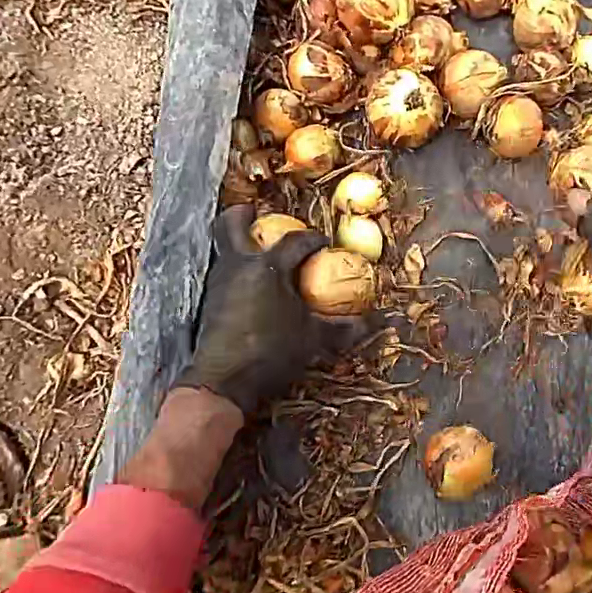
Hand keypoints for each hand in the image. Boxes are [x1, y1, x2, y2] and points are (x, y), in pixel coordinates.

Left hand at [177, 205, 363, 414]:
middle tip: (256, 212)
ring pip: (224, 248)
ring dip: (240, 243)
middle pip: (232, 224)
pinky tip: (249, 285)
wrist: (224, 380)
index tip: (324, 243)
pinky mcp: (210, 301)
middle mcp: (240, 266)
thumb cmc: (272, 352)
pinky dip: (236, 268)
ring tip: (259, 250)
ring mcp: (220, 282)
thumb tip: (381, 320)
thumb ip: (346, 328)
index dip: (313, 239)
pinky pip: (223, 271)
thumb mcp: (314, 340)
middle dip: (243, 214)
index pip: (295, 241)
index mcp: (269, 267)